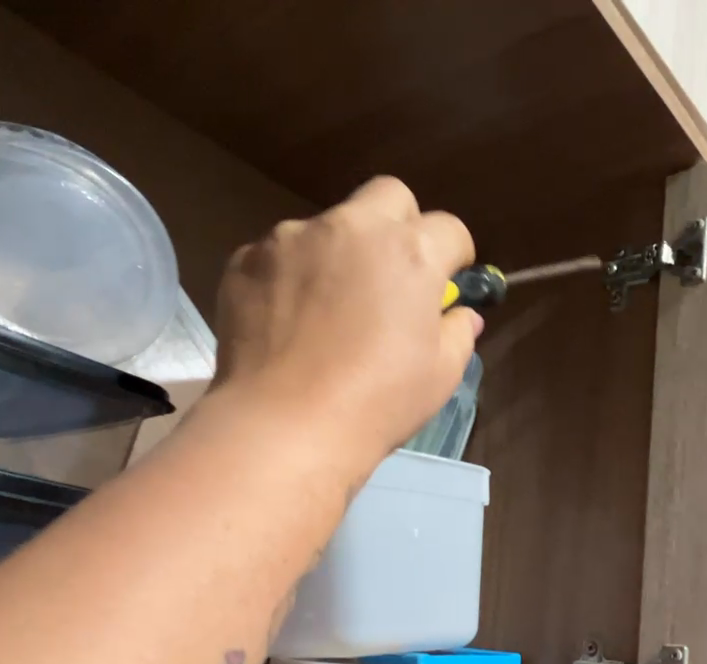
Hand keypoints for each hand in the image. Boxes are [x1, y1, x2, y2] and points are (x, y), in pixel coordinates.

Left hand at [209, 176, 480, 462]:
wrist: (285, 425)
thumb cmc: (379, 402)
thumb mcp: (441, 374)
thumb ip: (458, 332)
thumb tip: (460, 315)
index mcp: (411, 252)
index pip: (449, 229)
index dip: (454, 256)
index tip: (448, 284)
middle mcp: (352, 228)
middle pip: (389, 196)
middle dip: (401, 225)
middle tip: (395, 275)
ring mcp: (292, 238)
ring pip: (329, 226)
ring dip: (341, 254)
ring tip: (331, 310)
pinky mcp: (247, 258)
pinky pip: (281, 255)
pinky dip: (293, 277)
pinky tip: (290, 323)